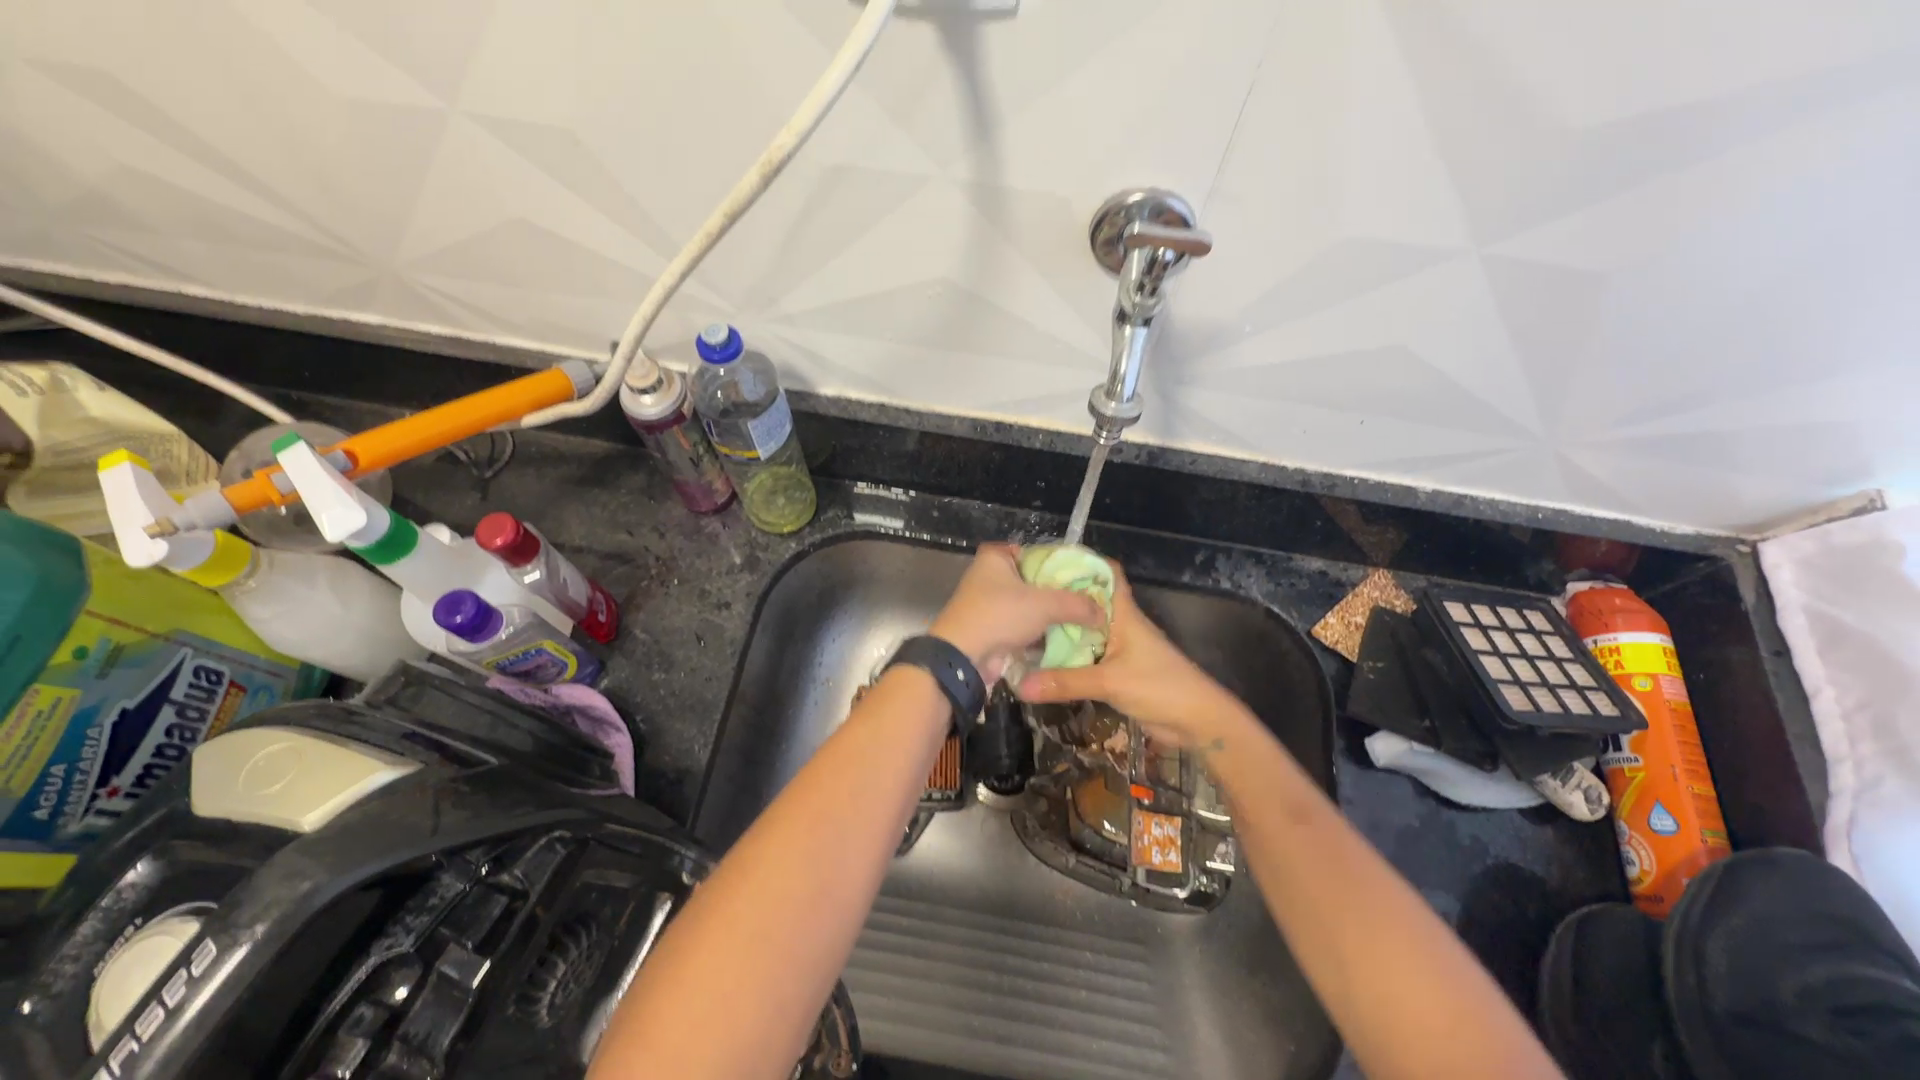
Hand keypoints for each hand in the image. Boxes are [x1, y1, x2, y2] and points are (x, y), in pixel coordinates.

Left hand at [930, 544, 1105, 682]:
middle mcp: (990, 577)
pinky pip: (1022, 628)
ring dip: (1051, 617)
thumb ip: (1077, 604)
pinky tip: (1064, 639)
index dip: (1062, 565)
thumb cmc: (1000, 616)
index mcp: (996, 558)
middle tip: (1089, 603)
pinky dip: (1039, 634)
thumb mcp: (1045, 604)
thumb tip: (1102, 612)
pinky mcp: (991, 630)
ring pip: (1029, 608)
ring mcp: (989, 605)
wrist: (963, 658)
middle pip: (1035, 582)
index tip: (1086, 580)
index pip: (1038, 554)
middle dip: (1060, 595)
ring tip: (1082, 622)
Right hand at [1016, 565, 1248, 747]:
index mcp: (1124, 614)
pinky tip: (1041, 661)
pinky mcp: (1117, 673)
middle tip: (1022, 597)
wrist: (1196, 722)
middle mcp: (1120, 626)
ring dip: (1061, 631)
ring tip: (1024, 626)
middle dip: (1060, 599)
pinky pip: (1086, 658)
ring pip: (1085, 632)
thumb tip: (1021, 685)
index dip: (1083, 562)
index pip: (1107, 574)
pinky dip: (1067, 657)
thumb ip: (1065, 682)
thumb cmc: (1160, 687)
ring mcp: (1119, 650)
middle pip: (1088, 603)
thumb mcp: (1109, 682)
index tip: (1047, 563)